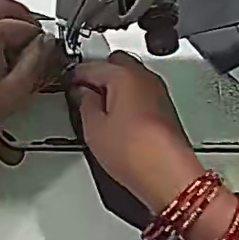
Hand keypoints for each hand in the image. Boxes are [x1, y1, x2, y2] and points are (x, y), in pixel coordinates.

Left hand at [0, 0, 52, 138]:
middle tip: (35, 29)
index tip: (47, 46)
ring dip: (4, 16)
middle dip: (21, 14)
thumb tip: (44, 45)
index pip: (23, 24)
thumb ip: (35, 60)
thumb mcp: (16, 87)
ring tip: (19, 35)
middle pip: (0, 5)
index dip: (40, 35)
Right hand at [69, 52, 203, 212]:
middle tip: (84, 90)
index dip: (76, 74)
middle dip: (99, 74)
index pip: (92, 66)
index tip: (69, 82)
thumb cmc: (136, 152)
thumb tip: (83, 96)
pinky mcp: (166, 109)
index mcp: (124, 75)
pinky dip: (129, 98)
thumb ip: (84, 104)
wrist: (169, 176)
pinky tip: (119, 118)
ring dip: (116, 86)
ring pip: (131, 77)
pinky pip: (142, 93)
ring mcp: (159, 92)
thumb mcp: (93, 128)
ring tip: (100, 108)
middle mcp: (145, 78)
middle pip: (116, 63)